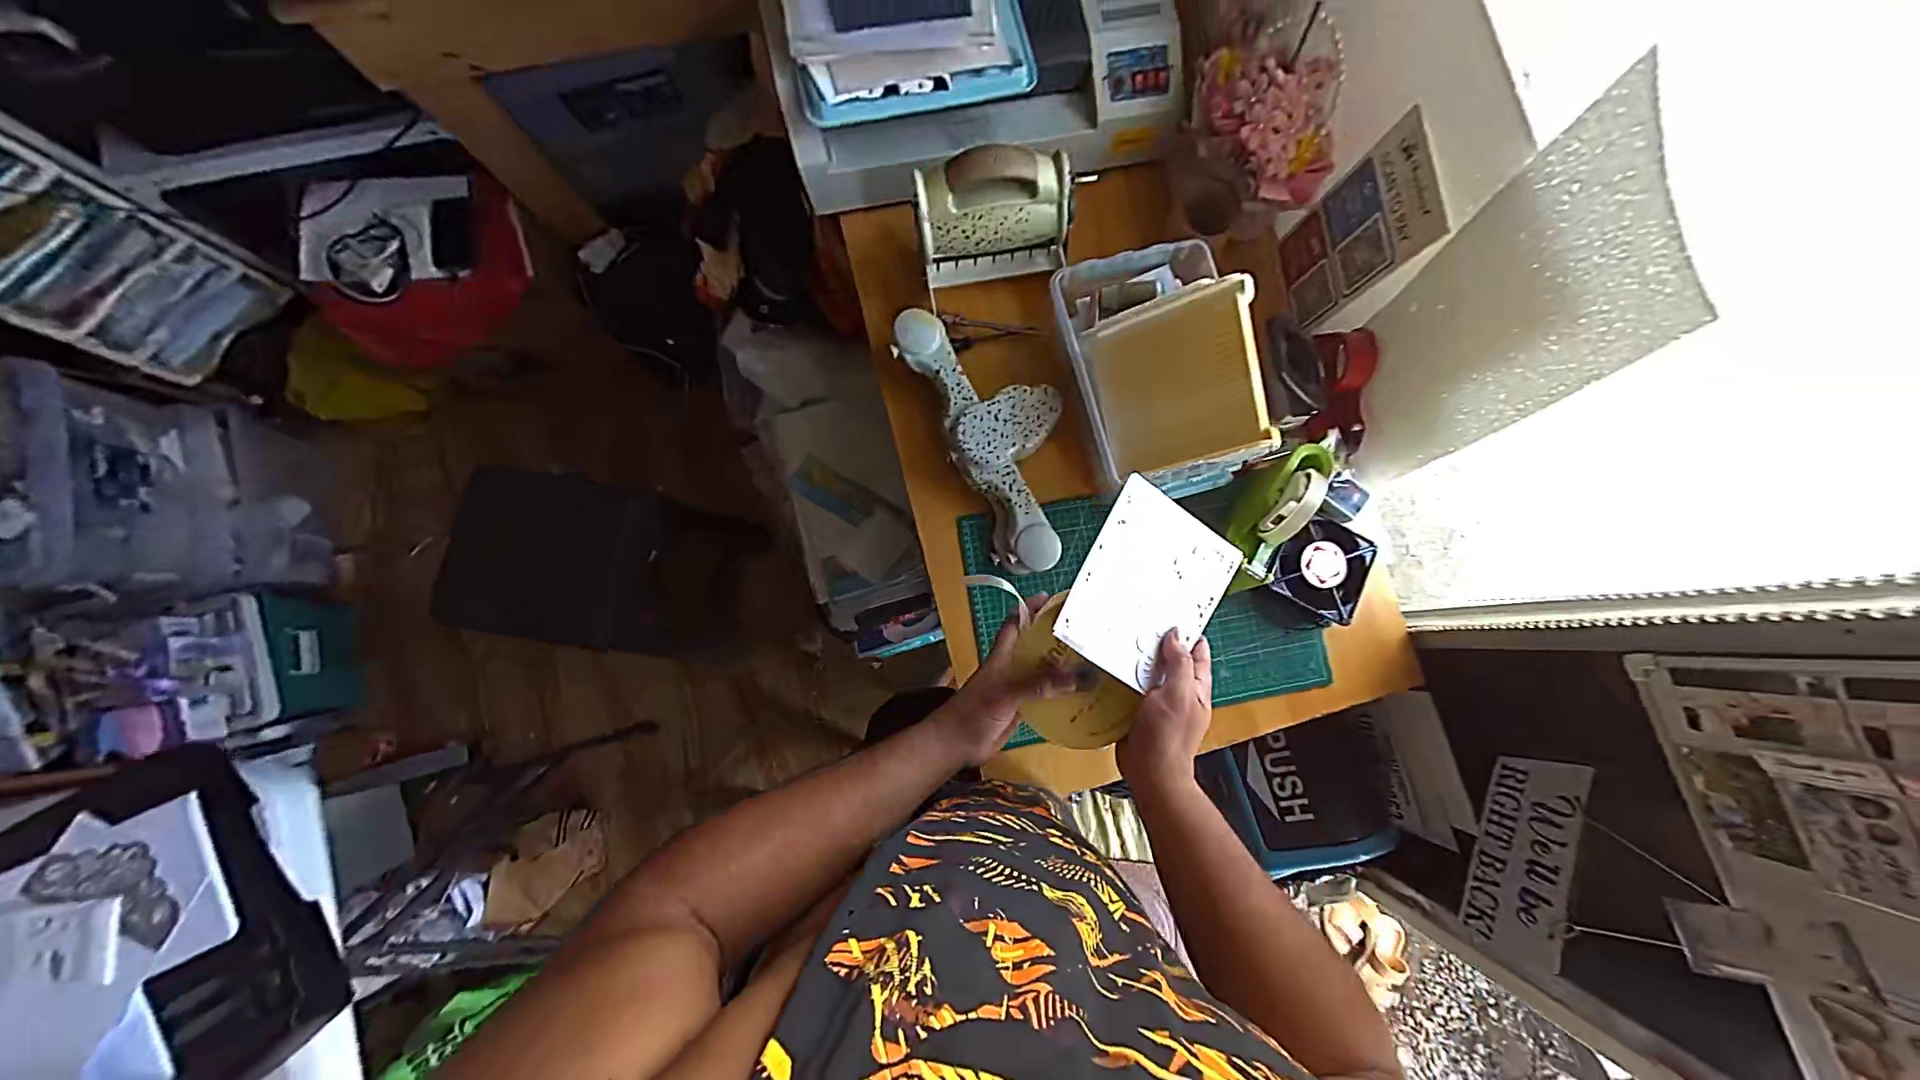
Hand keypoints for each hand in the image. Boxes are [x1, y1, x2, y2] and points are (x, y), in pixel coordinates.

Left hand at [936, 594, 1074, 765]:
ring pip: (1042, 672)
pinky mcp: (1021, 709)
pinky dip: (1060, 693)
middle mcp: (1011, 669)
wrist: (957, 744)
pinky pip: (1044, 696)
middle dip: (1055, 638)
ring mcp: (1016, 689)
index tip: (1049, 598)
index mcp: (1001, 656)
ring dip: (1060, 667)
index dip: (1029, 609)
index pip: (1015, 625)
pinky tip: (1078, 694)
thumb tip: (1075, 676)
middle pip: (1034, 647)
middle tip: (1083, 632)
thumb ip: (1038, 684)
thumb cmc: (974, 712)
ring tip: (1089, 660)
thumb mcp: (1006, 693)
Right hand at [1116, 631, 1212, 792]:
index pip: (1197, 652)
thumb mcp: (1179, 694)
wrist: (1149, 771)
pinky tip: (1113, 668)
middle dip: (1160, 643)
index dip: (1188, 633)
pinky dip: (1126, 677)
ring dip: (1140, 660)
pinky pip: (1134, 687)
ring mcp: (1160, 703)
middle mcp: (1181, 693)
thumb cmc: (1168, 735)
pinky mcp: (1141, 711)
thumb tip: (1177, 636)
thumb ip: (1180, 665)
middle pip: (1172, 660)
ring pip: (1151, 673)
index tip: (1171, 614)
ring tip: (1124, 640)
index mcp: (1197, 688)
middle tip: (1141, 623)